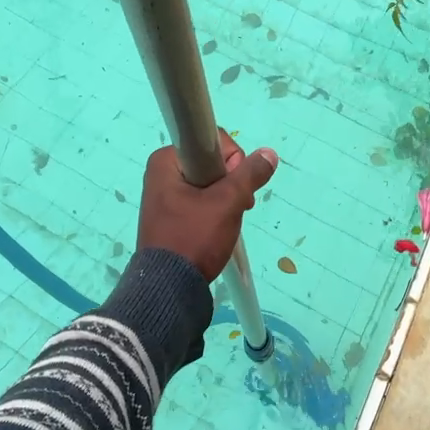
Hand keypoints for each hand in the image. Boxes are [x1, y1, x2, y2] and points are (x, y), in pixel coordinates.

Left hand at [137, 129, 277, 279]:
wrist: (169, 289)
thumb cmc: (194, 238)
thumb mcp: (228, 203)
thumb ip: (250, 175)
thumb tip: (269, 153)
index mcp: (166, 159)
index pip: (209, 141)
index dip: (231, 159)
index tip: (235, 185)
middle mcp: (160, 172)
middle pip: (210, 162)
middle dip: (230, 182)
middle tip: (237, 207)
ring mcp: (163, 195)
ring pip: (208, 182)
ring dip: (225, 198)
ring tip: (228, 222)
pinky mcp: (169, 215)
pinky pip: (199, 199)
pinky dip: (213, 209)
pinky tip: (218, 228)